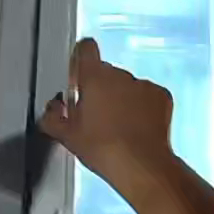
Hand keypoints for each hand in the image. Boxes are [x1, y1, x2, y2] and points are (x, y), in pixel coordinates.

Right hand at [40, 38, 178, 197]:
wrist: (141, 165)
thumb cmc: (103, 149)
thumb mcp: (67, 136)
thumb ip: (53, 117)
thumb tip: (51, 112)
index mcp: (94, 77)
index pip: (85, 48)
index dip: (81, 58)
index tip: (79, 73)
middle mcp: (120, 75)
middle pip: (106, 73)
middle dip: (100, 89)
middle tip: (94, 116)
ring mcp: (143, 84)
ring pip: (127, 85)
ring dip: (122, 99)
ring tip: (117, 127)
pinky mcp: (162, 96)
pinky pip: (148, 96)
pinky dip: (143, 108)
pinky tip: (136, 128)